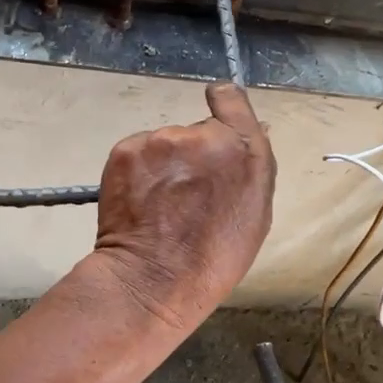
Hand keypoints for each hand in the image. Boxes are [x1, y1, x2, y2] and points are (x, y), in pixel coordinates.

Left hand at [89, 82, 277, 330]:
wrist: (152, 282)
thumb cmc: (214, 257)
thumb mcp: (256, 214)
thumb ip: (254, 167)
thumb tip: (256, 131)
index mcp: (243, 149)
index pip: (232, 100)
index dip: (224, 105)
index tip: (217, 115)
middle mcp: (202, 136)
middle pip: (199, 130)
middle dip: (195, 153)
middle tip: (188, 193)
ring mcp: (161, 140)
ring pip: (166, 144)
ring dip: (166, 165)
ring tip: (163, 205)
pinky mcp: (127, 149)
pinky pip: (139, 153)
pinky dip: (140, 172)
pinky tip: (141, 202)